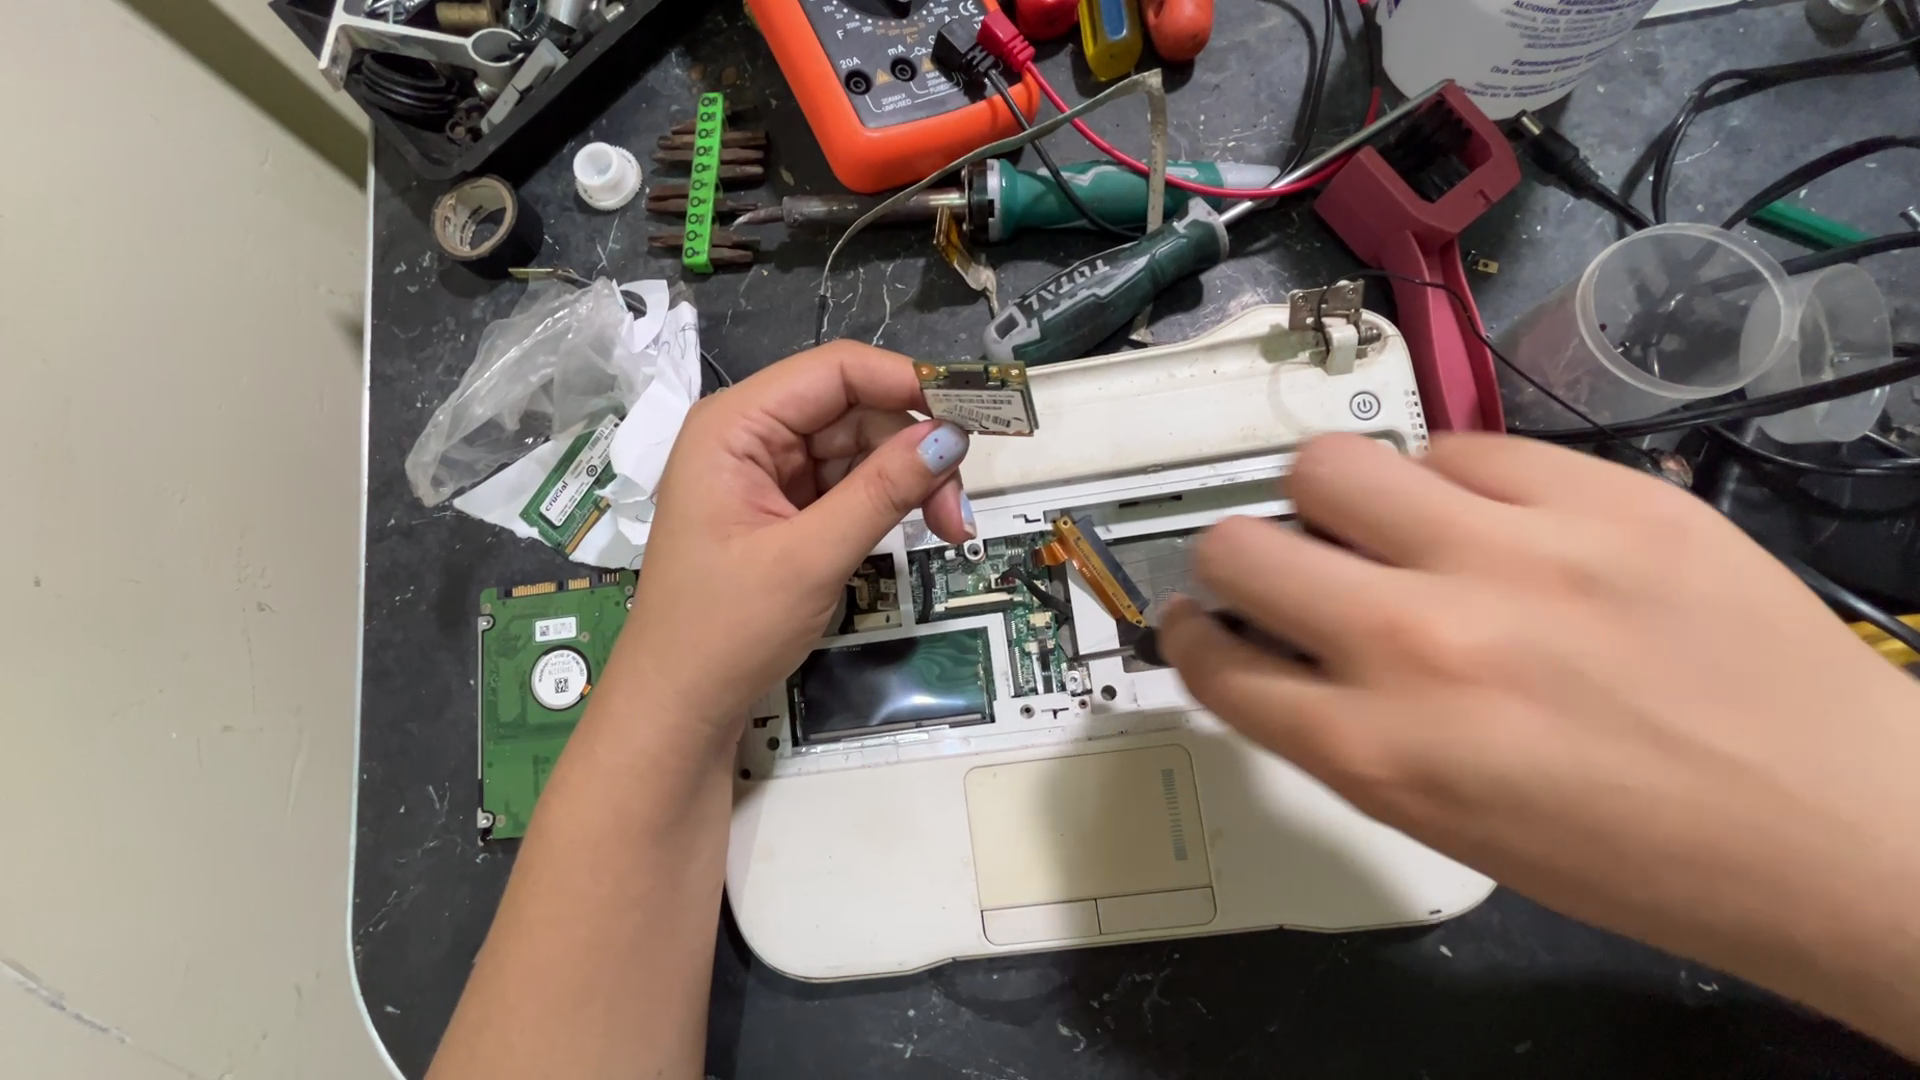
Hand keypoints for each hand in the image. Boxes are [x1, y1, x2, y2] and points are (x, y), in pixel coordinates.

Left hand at [607, 342, 973, 738]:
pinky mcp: (786, 507)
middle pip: (855, 411)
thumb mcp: (811, 557)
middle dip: (913, 451)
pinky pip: (849, 484)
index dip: (904, 383)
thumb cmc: (727, 629)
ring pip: (860, 449)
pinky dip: (888, 503)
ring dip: (909, 482)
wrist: (681, 704)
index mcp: (736, 424)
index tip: (969, 414)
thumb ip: (882, 491)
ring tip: (950, 529)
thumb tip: (952, 437)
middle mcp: (752, 435)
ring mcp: (770, 472)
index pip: (834, 371)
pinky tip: (919, 527)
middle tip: (960, 509)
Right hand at [1160, 433, 1919, 1053]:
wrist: (1849, 833)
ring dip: (1325, 500)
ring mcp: (1512, 558)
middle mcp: (1420, 643)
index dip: (1188, 633)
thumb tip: (1259, 638)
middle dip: (1233, 559)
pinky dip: (1443, 482)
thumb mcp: (1430, 814)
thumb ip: (1319, 720)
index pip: (1210, 661)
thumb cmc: (1616, 849)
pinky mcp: (1601, 497)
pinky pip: (1455, 446)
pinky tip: (1483, 521)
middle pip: (1234, 546)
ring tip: (1373, 527)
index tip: (1200, 620)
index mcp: (1373, 748)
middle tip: (1278, 567)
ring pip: (1326, 465)